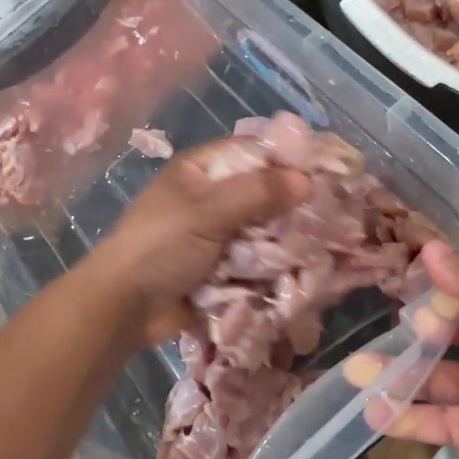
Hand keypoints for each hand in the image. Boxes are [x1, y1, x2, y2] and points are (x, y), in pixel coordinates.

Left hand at [77, 139, 308, 346]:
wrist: (124, 307)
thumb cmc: (160, 245)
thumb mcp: (207, 210)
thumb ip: (256, 192)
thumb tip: (305, 178)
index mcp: (199, 171)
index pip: (251, 152)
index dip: (286, 158)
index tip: (326, 170)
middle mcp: (210, 199)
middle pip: (261, 193)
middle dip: (292, 205)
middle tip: (334, 213)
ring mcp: (216, 236)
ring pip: (263, 231)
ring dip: (287, 240)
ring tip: (327, 245)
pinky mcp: (221, 270)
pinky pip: (257, 262)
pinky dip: (275, 267)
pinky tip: (305, 271)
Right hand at [356, 244, 458, 458]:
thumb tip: (429, 247)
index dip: (445, 273)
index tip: (404, 274)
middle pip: (454, 322)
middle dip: (419, 322)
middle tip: (393, 325)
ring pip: (441, 373)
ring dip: (400, 372)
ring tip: (353, 371)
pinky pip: (445, 419)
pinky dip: (411, 417)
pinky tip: (375, 413)